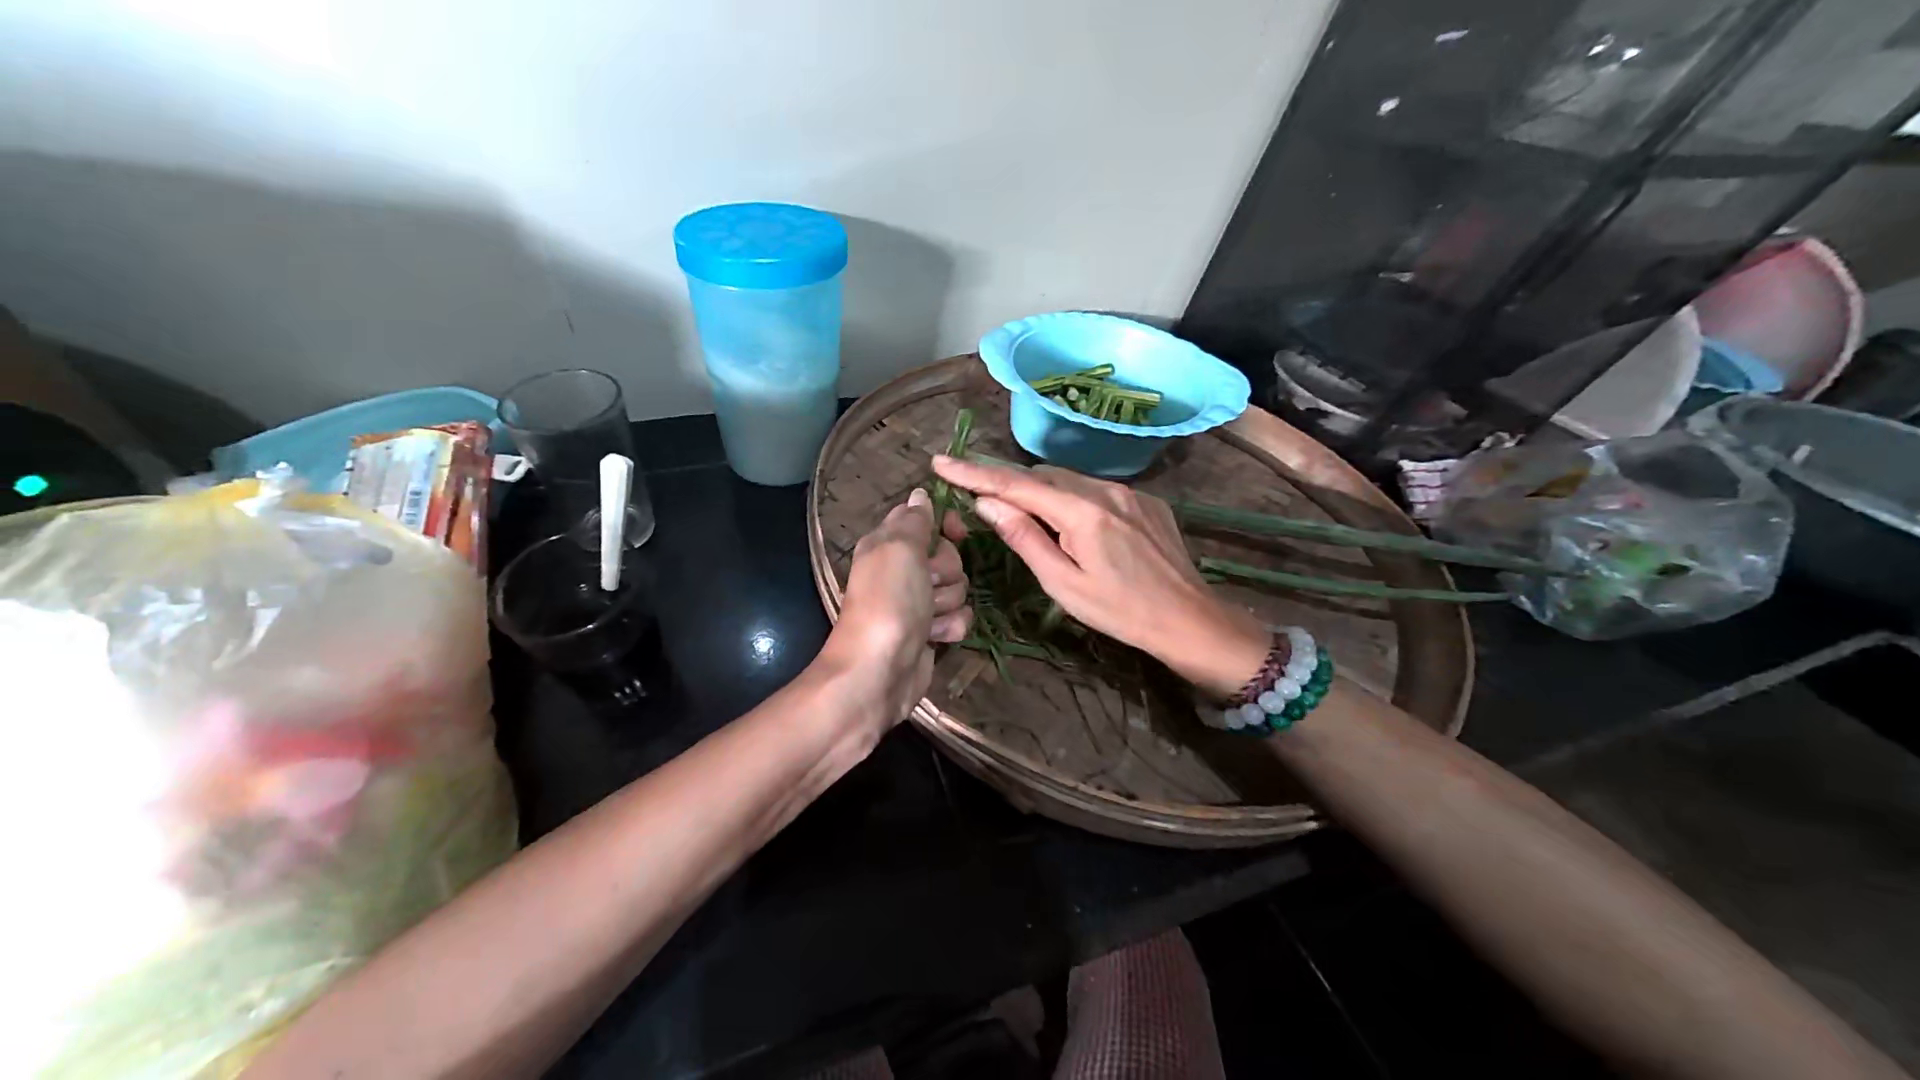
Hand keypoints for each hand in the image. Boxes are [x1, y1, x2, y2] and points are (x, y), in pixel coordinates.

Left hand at [812, 488, 971, 732]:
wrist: (880, 669)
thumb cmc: (888, 600)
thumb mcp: (899, 547)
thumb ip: (914, 519)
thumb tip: (920, 494)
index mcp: (888, 544)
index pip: (924, 518)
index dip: (943, 524)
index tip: (955, 532)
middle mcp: (903, 570)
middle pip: (949, 555)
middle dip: (947, 570)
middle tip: (928, 583)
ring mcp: (919, 603)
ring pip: (959, 587)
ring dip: (948, 602)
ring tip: (927, 617)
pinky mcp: (933, 631)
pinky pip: (960, 617)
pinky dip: (951, 627)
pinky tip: (935, 637)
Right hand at [930, 455, 1268, 698]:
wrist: (1188, 619)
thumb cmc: (1120, 612)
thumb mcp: (1063, 584)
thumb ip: (1024, 538)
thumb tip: (987, 502)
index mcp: (1082, 512)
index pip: (1017, 484)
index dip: (975, 473)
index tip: (941, 462)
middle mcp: (1106, 490)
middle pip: (1042, 475)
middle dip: (1008, 483)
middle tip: (982, 501)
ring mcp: (1129, 492)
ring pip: (1069, 480)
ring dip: (1041, 492)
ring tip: (1027, 518)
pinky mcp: (1144, 500)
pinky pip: (1095, 489)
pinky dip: (1071, 498)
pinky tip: (1073, 526)